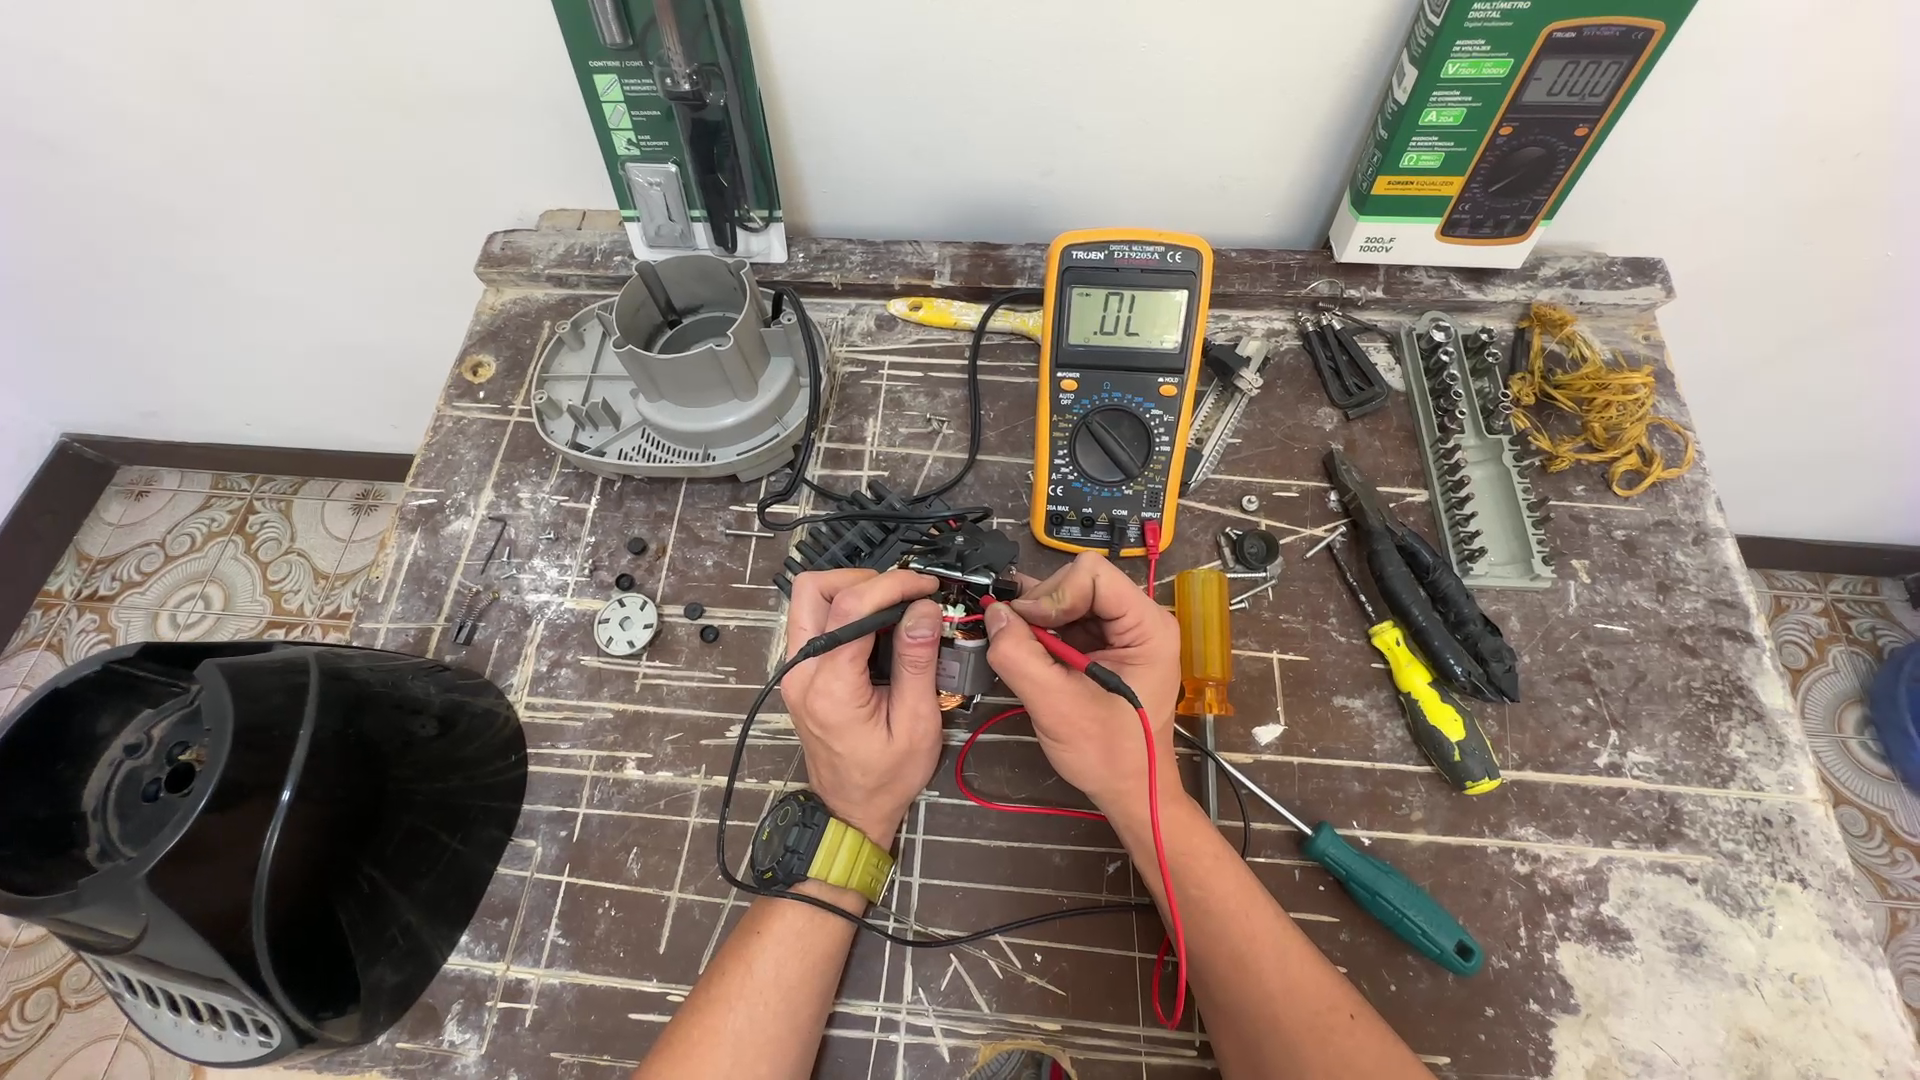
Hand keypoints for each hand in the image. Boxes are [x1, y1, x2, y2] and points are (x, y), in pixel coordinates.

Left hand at [782, 569, 944, 846]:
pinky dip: (846, 610)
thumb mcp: (916, 723)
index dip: (893, 584)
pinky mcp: (801, 672)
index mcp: (829, 686)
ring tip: (893, 606)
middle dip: (862, 579)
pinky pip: (816, 621)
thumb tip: (924, 608)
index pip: (850, 607)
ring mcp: (795, 670)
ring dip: (851, 591)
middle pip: (813, 588)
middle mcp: (801, 671)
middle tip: (902, 594)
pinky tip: (879, 626)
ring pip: (809, 599)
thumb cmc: (887, 777)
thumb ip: (917, 660)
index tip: (927, 586)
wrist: (851, 811)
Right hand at [982, 552, 1184, 817]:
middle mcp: (1139, 618)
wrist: (1129, 790)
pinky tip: (1029, 648)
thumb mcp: (1056, 706)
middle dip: (1043, 607)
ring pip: (1067, 596)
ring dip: (1039, 620)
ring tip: (1021, 647)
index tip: (1029, 629)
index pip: (1092, 573)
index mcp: (1147, 627)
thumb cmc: (1107, 754)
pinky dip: (1042, 630)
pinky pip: (1066, 617)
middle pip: (1078, 580)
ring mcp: (1122, 629)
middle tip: (1021, 642)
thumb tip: (994, 614)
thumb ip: (1020, 656)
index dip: (1053, 594)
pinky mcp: (1104, 642)